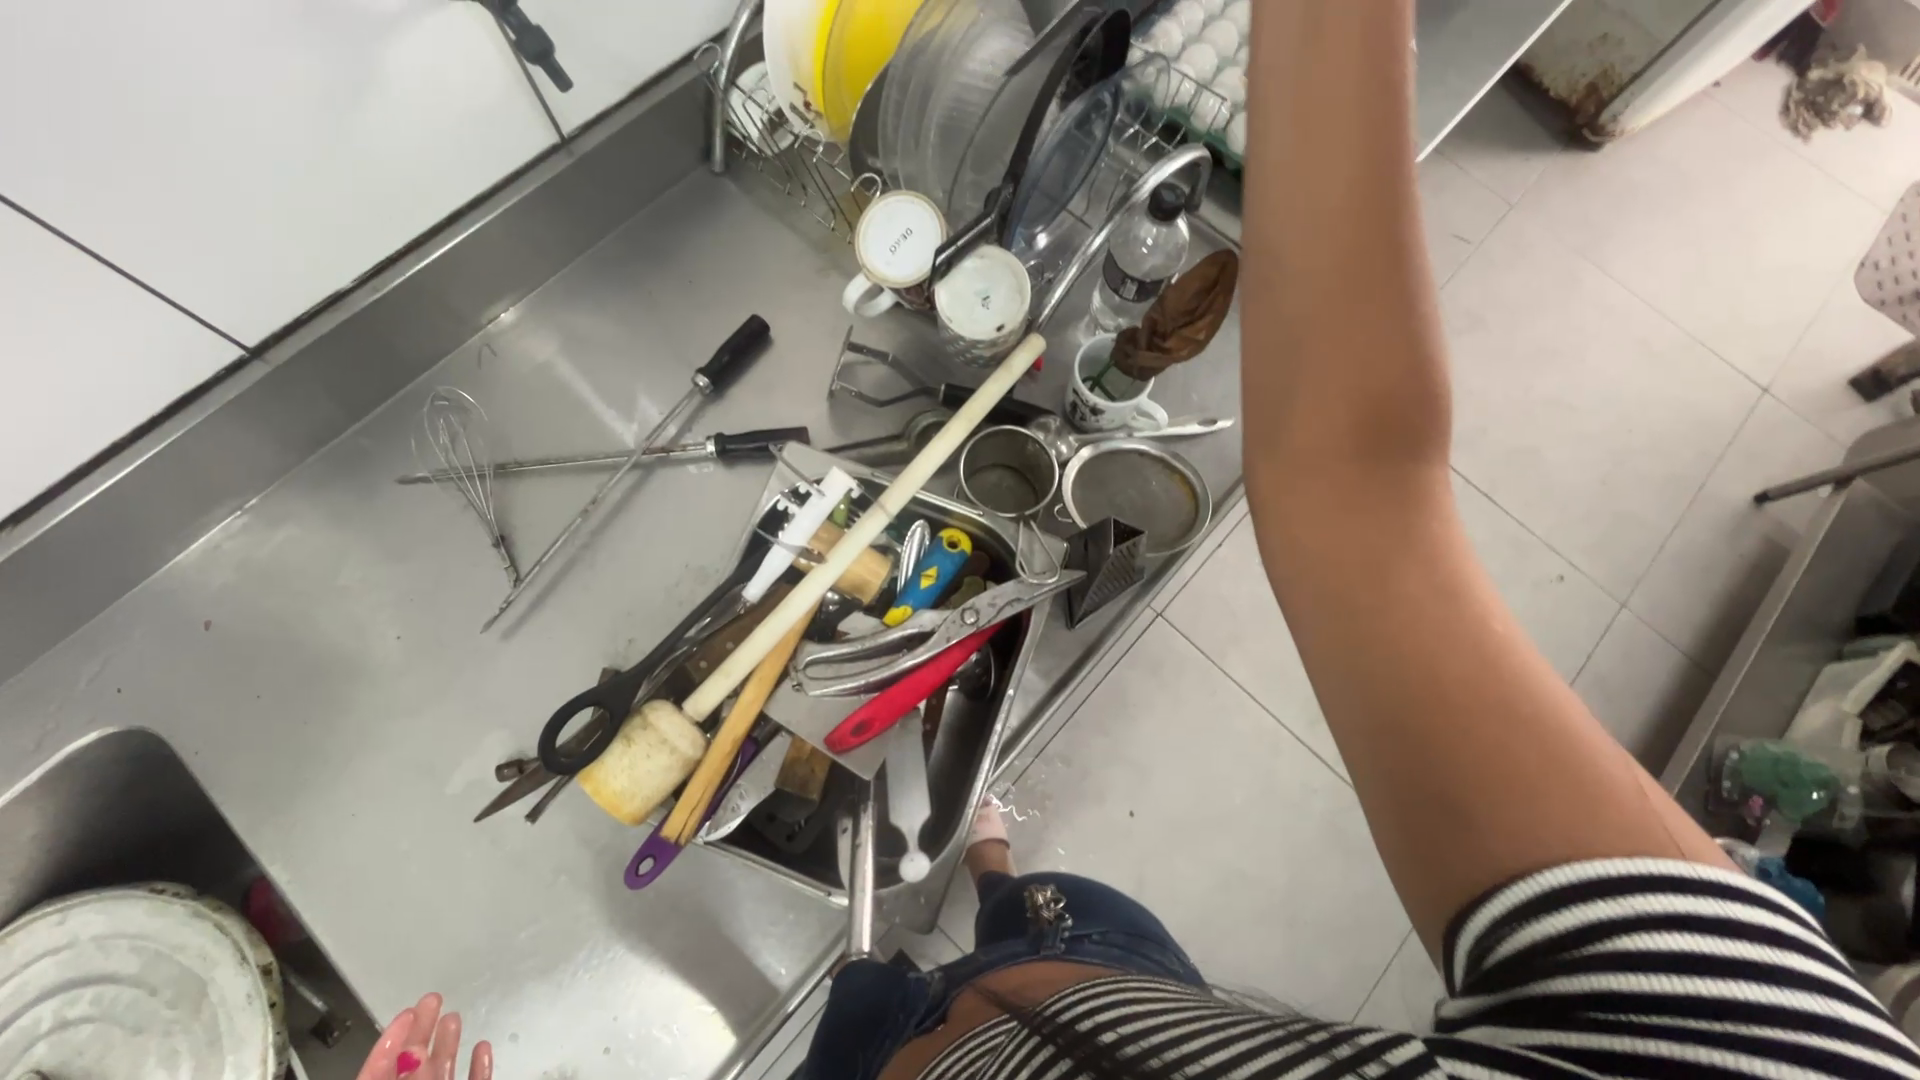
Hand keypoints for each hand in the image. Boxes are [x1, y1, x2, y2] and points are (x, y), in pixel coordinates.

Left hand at [356, 992, 492, 1079]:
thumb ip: (401, 1077)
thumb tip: (414, 1051)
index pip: (378, 1071)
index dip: (391, 1040)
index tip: (408, 1011)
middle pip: (413, 1063)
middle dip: (422, 1030)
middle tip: (433, 999)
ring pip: (441, 1071)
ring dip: (448, 1044)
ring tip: (453, 1016)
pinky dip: (479, 1066)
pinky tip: (482, 1047)